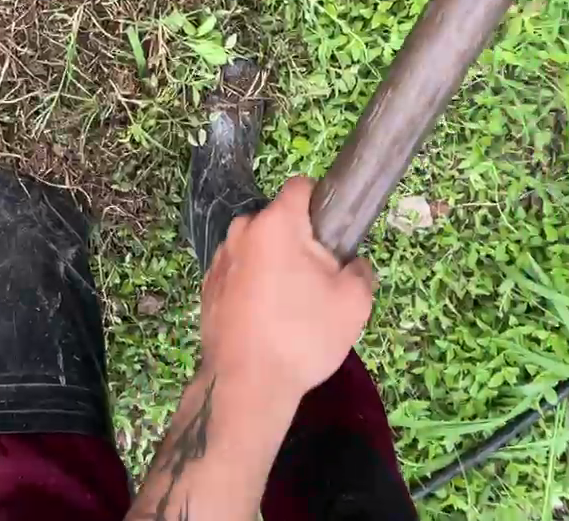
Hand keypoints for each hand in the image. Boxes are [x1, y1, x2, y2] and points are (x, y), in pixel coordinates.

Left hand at [199, 177, 375, 402]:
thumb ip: (359, 270)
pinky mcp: (208, 283)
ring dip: (274, 264)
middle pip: (279, 221)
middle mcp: (242, 229)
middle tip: (316, 282)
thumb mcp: (353, 303)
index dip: (321, 203)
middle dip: (299, 242)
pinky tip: (264, 318)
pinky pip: (240, 270)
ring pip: (258, 247)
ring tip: (289, 307)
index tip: (332, 234)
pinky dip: (253, 284)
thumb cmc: (302, 335)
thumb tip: (352, 264)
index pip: (301, 187)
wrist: (246, 382)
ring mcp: (220, 256)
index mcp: (276, 222)